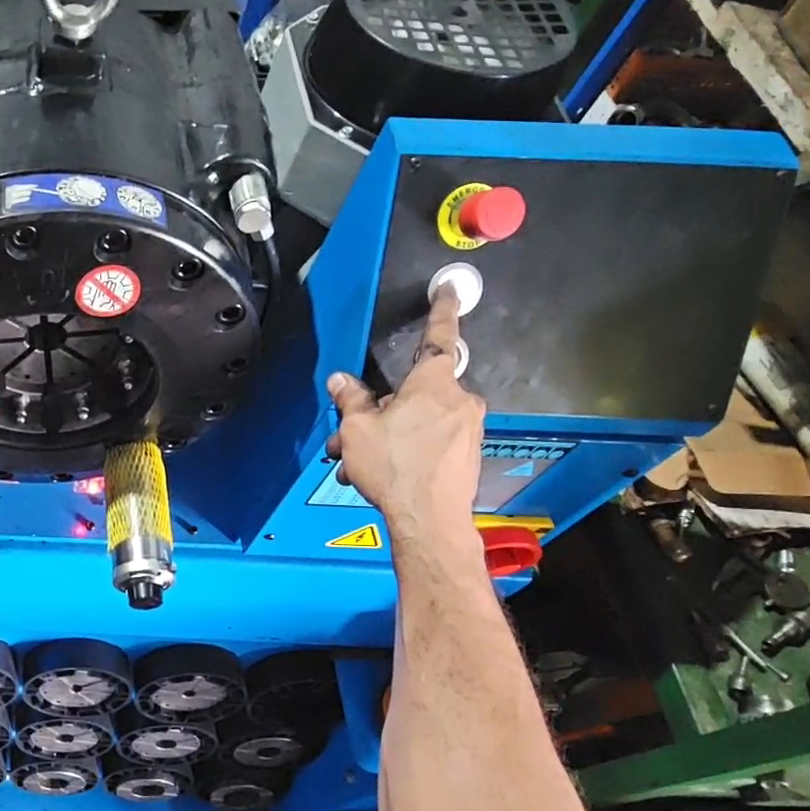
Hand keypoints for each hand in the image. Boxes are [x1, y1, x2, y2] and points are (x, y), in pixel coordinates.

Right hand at [325, 287, 484, 540]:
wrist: (428, 519)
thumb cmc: (394, 469)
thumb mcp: (357, 429)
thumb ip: (350, 400)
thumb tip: (341, 381)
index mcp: (434, 384)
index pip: (439, 337)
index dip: (442, 311)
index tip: (451, 291)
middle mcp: (459, 401)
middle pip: (415, 392)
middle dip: (382, 410)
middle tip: (351, 434)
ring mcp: (467, 429)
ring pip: (420, 421)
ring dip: (388, 435)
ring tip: (358, 463)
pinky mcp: (466, 455)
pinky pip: (431, 442)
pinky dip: (406, 452)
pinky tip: (382, 474)